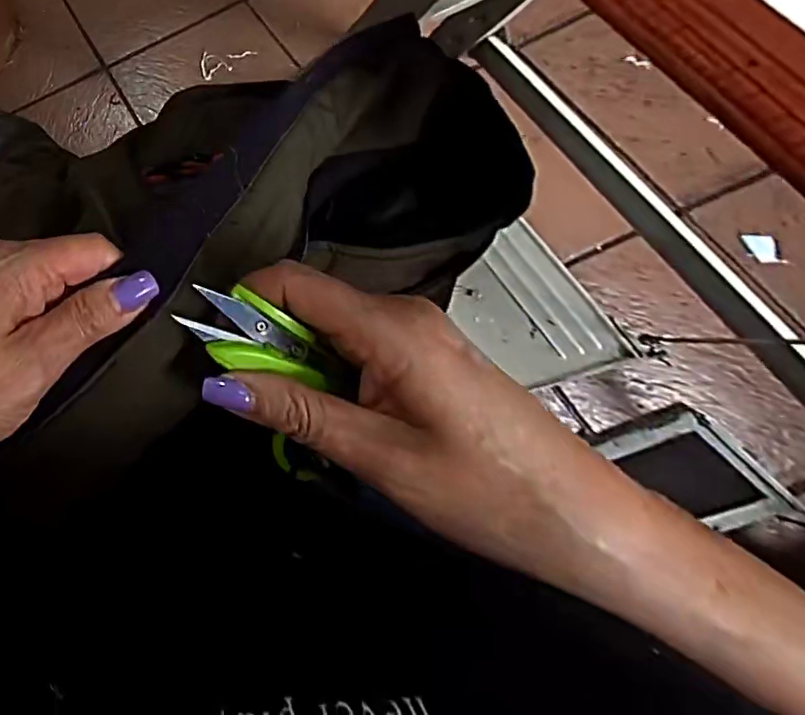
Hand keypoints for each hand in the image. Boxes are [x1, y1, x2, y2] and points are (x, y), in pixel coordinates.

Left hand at [0, 234, 159, 472]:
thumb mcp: (34, 363)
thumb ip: (89, 319)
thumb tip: (141, 283)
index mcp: (15, 264)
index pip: (96, 249)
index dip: (119, 282)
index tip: (121, 325)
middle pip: (74, 260)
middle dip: (91, 299)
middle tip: (80, 351)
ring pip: (53, 277)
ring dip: (66, 311)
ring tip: (52, 355)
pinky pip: (29, 288)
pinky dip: (42, 314)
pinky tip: (29, 349)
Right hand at [198, 260, 649, 584]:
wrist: (588, 522)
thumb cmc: (497, 491)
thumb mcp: (378, 456)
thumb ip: (294, 410)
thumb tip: (225, 384)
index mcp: (391, 326)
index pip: (290, 282)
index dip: (243, 305)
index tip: (216, 346)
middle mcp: (402, 314)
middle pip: (304, 303)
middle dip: (265, 343)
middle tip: (251, 397)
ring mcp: (414, 331)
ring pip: (326, 327)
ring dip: (295, 364)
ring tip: (296, 419)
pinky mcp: (421, 352)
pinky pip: (353, 345)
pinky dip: (325, 372)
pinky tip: (332, 416)